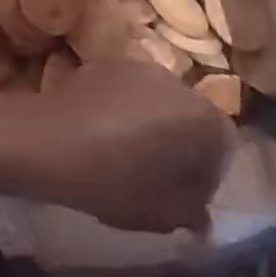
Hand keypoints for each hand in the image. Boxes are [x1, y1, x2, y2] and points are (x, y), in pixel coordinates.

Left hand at [24, 61, 235, 232]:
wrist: (52, 140)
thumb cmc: (117, 181)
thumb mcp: (163, 214)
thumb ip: (191, 212)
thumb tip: (199, 214)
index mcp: (202, 116)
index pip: (223, 144)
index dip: (208, 173)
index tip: (185, 196)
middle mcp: (175, 81)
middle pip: (190, 115)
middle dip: (180, 143)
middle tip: (156, 176)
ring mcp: (137, 65)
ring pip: (156, 100)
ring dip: (149, 122)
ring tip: (124, 153)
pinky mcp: (103, 62)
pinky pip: (125, 89)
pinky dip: (121, 107)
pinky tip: (99, 132)